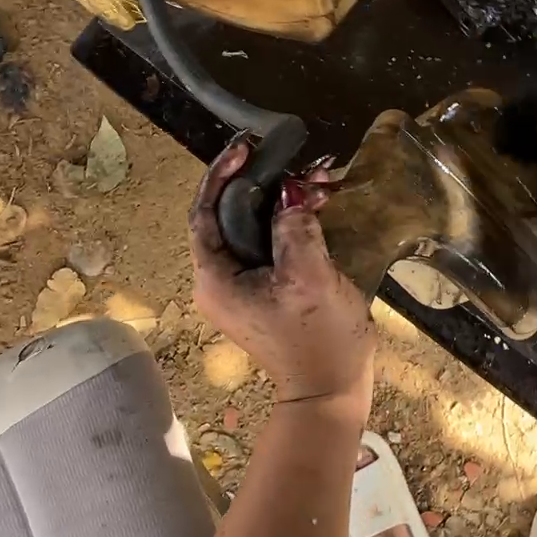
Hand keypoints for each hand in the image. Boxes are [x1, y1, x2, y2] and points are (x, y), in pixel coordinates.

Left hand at [189, 139, 376, 412]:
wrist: (332, 389)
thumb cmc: (318, 337)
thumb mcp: (309, 275)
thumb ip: (295, 226)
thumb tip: (291, 193)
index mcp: (216, 277)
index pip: (204, 212)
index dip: (221, 174)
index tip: (246, 147)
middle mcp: (220, 279)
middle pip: (232, 214)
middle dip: (265, 184)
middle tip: (298, 163)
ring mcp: (244, 286)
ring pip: (256, 227)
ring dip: (285, 201)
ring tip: (320, 181)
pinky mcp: (267, 289)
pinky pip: (272, 243)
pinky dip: (293, 222)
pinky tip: (320, 204)